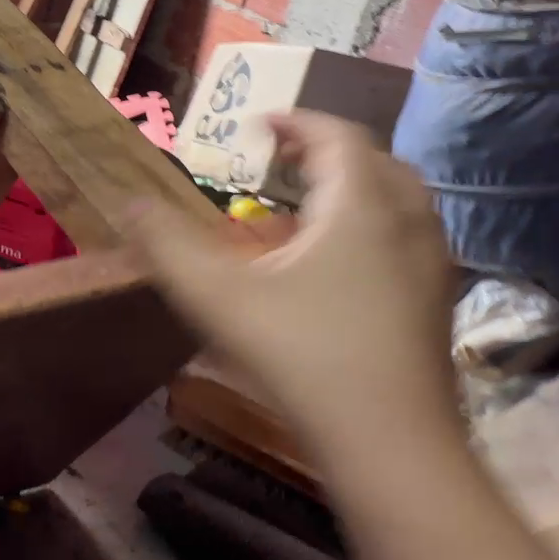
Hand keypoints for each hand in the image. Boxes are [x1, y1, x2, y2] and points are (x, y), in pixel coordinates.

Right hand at [128, 110, 455, 437]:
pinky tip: (323, 254)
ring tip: (296, 199)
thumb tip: (127, 199)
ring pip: (398, 200)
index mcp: (359, 211)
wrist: (386, 438)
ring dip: (349, 184)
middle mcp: (406, 227)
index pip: (340, 138)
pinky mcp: (431, 300)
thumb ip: (164, 239)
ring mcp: (427, 266)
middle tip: (275, 157)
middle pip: (376, 163)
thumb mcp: (210, 291)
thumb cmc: (295, 350)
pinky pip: (403, 233)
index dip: (296, 121)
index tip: (253, 125)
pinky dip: (366, 219)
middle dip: (325, 149)